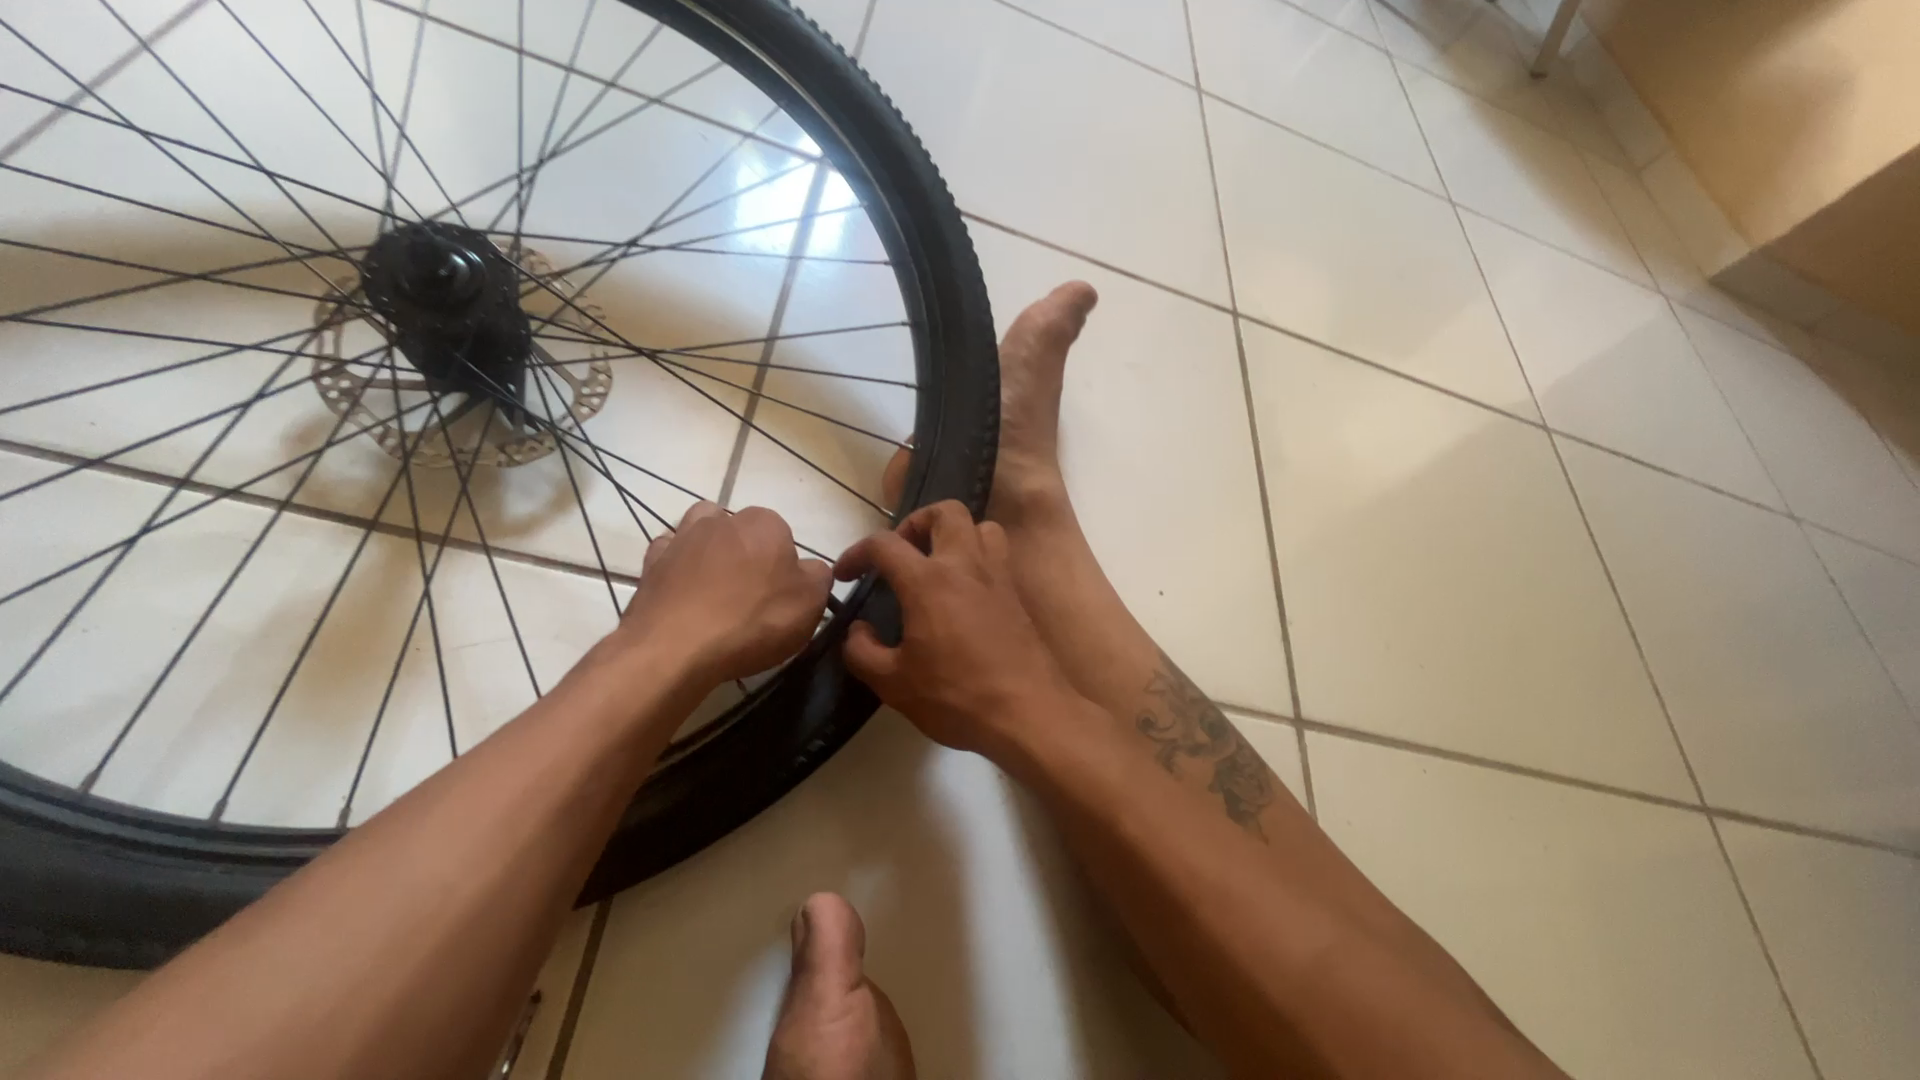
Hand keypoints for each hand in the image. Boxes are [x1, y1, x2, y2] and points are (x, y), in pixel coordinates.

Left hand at [621, 502, 831, 684]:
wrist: (675, 648)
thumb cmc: (753, 621)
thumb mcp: (811, 603)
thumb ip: (818, 577)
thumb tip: (809, 569)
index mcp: (765, 523)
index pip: (783, 536)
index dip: (784, 566)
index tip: (781, 597)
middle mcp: (722, 519)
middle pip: (741, 532)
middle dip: (747, 555)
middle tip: (750, 597)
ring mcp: (681, 538)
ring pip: (701, 534)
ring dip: (709, 552)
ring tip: (714, 590)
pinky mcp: (651, 563)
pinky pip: (668, 555)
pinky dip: (677, 568)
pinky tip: (683, 594)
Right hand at [834, 501, 1077, 755]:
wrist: (1028, 714)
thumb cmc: (956, 698)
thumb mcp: (893, 684)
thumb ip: (863, 652)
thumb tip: (857, 630)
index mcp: (928, 582)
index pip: (885, 544)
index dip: (857, 552)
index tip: (845, 575)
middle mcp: (966, 566)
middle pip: (945, 511)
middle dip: (917, 522)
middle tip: (902, 554)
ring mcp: (997, 578)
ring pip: (981, 526)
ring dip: (956, 535)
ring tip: (938, 566)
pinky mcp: (1017, 596)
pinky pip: (998, 557)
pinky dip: (977, 559)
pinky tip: (964, 595)